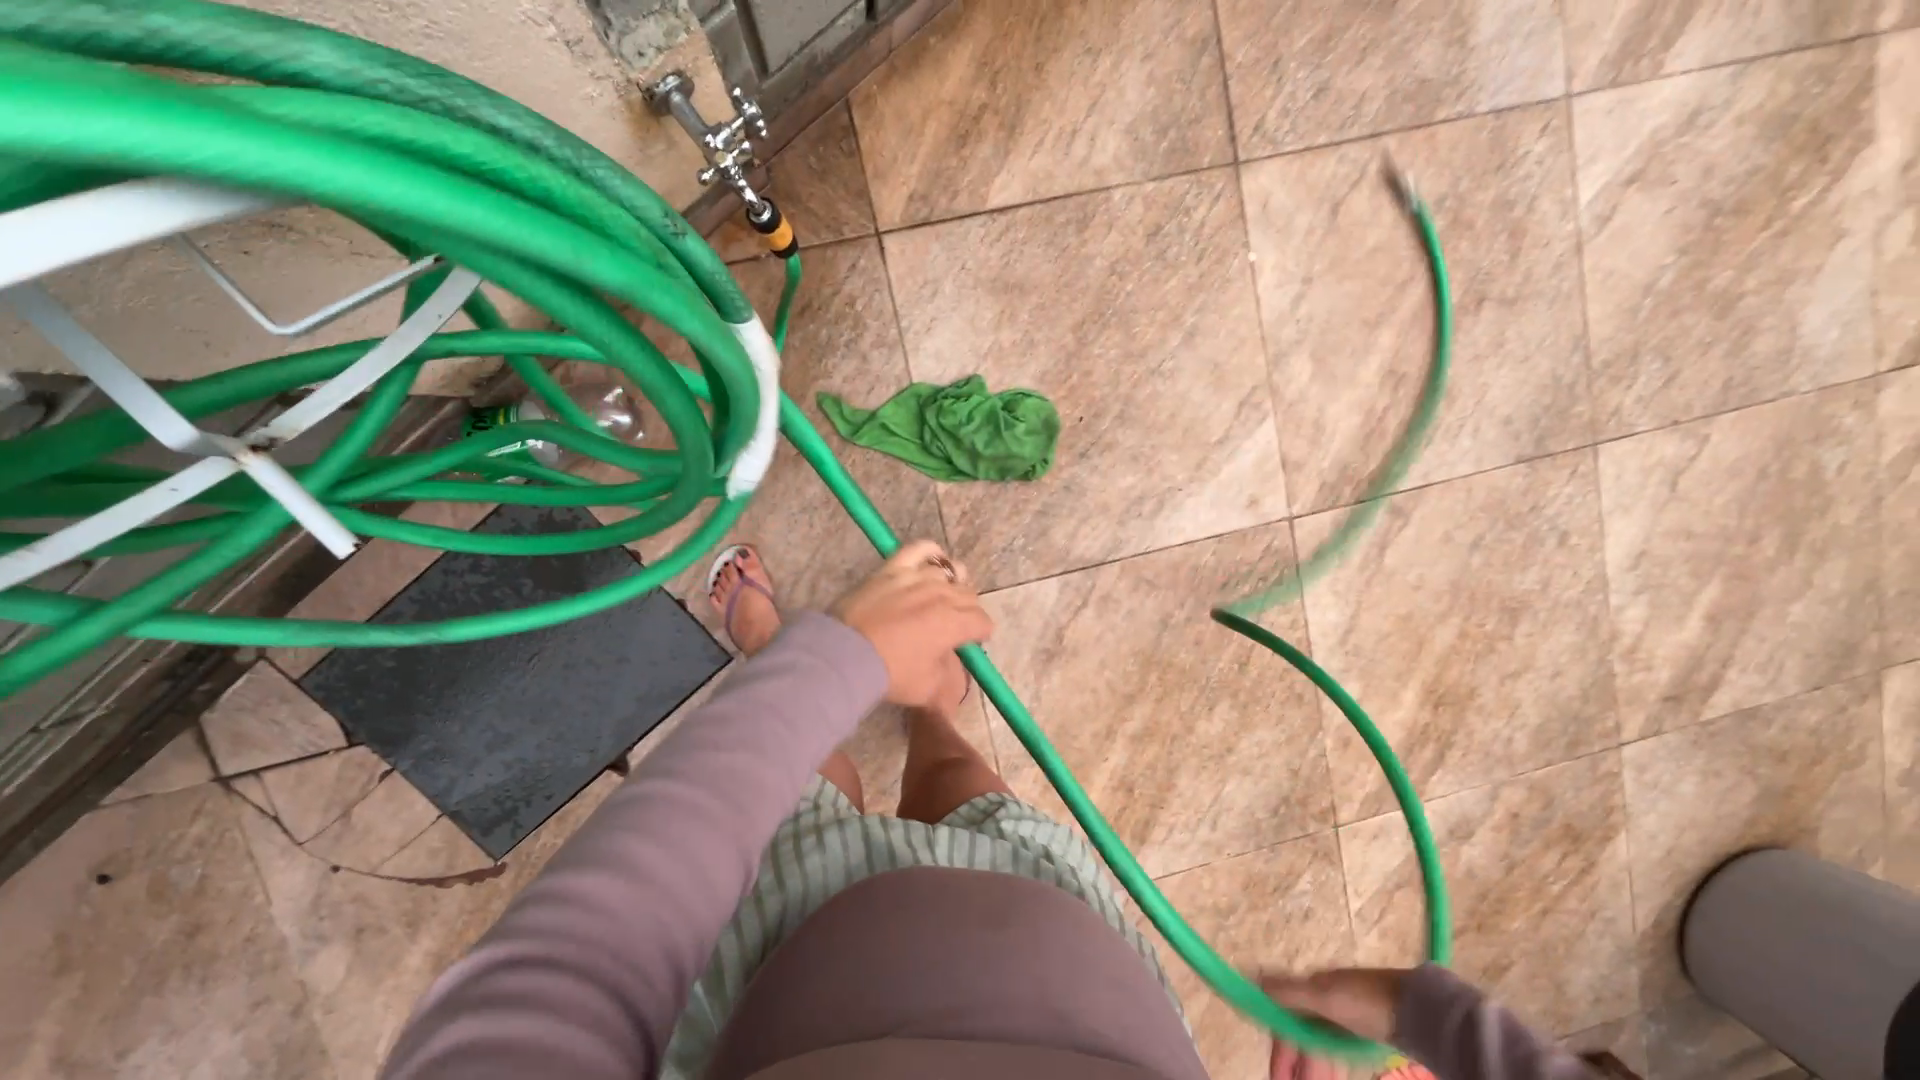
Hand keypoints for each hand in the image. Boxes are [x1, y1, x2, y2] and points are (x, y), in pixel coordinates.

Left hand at [830, 540, 991, 708]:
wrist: (846, 654)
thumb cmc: (891, 673)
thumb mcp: (929, 688)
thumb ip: (950, 674)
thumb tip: (955, 664)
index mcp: (955, 623)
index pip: (982, 622)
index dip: (980, 633)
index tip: (970, 642)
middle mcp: (942, 595)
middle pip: (969, 595)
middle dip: (968, 611)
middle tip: (953, 625)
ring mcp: (917, 578)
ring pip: (948, 572)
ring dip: (951, 586)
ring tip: (940, 598)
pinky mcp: (893, 568)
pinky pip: (919, 549)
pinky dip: (931, 552)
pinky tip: (933, 560)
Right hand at [1262, 969, 1407, 1079]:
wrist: (1420, 1009)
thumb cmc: (1368, 1003)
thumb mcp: (1325, 997)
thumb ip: (1288, 992)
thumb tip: (1250, 979)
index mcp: (1313, 990)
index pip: (1285, 1022)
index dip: (1279, 1051)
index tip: (1276, 1078)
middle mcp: (1326, 1001)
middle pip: (1303, 1038)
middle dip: (1296, 1067)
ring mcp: (1348, 1016)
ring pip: (1322, 1047)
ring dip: (1315, 1070)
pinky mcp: (1368, 1031)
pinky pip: (1340, 1051)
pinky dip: (1332, 1066)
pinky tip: (1333, 1075)